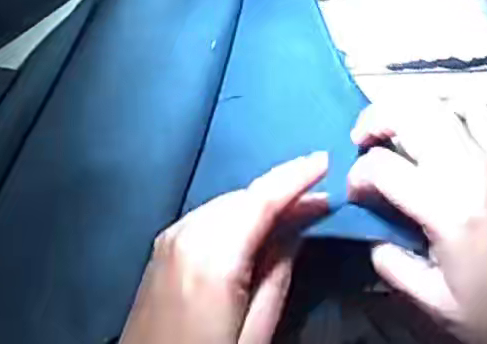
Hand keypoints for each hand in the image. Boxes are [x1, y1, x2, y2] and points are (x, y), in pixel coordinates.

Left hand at [120, 153, 331, 343]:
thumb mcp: (253, 337)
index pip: (260, 200)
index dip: (294, 177)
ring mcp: (170, 236)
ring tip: (295, 212)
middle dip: (280, 192)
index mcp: (213, 254)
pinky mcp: (162, 247)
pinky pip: (207, 218)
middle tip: (320, 200)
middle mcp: (188, 231)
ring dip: (258, 203)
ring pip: (224, 204)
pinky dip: (234, 216)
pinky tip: (254, 228)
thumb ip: (275, 278)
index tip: (325, 160)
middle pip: (242, 198)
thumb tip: (293, 231)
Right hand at [347, 101, 486, 343]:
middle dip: (372, 122)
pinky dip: (446, 107)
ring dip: (403, 109)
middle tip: (361, 141)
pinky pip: (473, 108)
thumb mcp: (441, 307)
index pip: (381, 167)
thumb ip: (394, 265)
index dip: (357, 176)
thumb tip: (370, 233)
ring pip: (435, 102)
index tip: (355, 193)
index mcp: (448, 211)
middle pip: (405, 114)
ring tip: (392, 129)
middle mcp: (468, 171)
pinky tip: (436, 128)